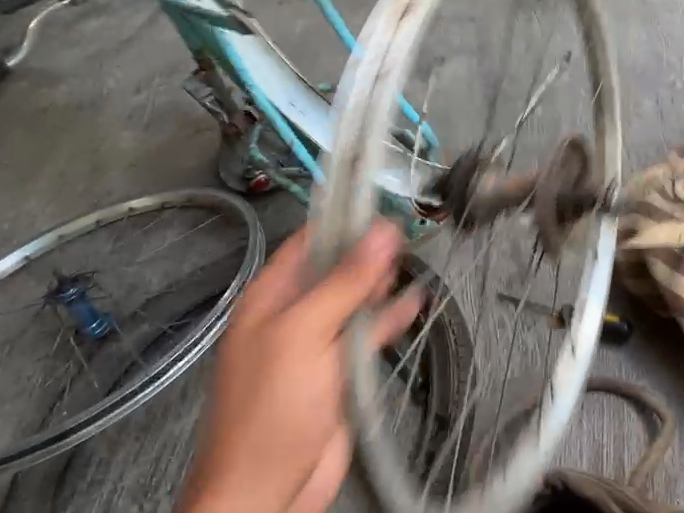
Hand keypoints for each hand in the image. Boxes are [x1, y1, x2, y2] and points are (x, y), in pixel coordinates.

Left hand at [180, 222, 423, 512]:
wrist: (268, 492)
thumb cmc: (269, 412)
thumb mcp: (305, 334)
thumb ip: (345, 281)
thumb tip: (380, 231)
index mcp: (271, 298)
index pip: (310, 241)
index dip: (345, 219)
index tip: (383, 201)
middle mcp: (294, 314)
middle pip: (338, 267)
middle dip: (370, 253)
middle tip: (403, 236)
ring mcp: (319, 343)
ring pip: (357, 299)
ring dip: (383, 284)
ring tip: (410, 264)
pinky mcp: (341, 370)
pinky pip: (369, 333)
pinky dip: (391, 317)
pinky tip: (415, 301)